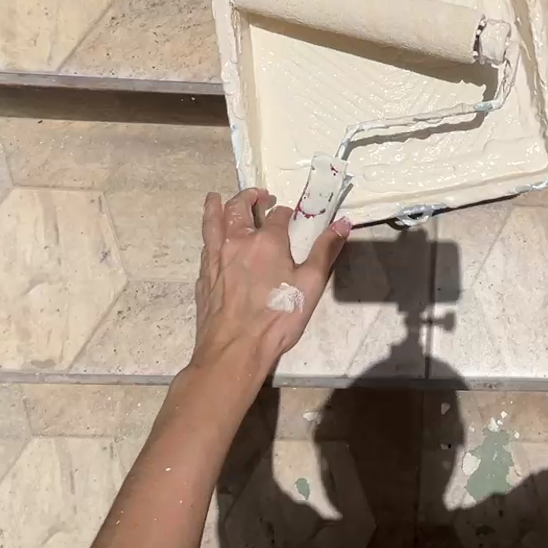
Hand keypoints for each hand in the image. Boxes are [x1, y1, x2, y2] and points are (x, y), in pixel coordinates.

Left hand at [188, 189, 350, 387]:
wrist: (234, 351)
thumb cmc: (277, 317)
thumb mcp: (311, 284)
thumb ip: (325, 250)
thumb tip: (343, 222)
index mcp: (267, 241)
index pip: (278, 214)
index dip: (286, 212)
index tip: (291, 216)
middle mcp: (237, 242)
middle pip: (238, 207)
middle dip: (249, 197)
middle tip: (259, 196)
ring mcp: (216, 258)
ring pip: (212, 222)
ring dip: (216, 206)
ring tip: (216, 198)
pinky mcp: (204, 277)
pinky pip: (205, 246)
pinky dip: (209, 235)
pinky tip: (213, 242)